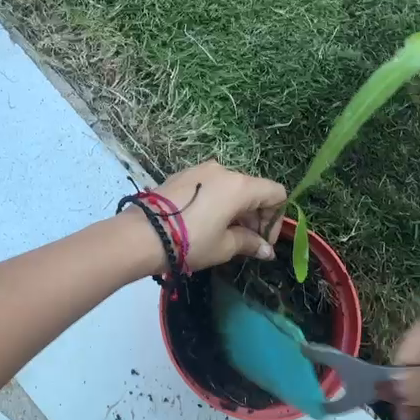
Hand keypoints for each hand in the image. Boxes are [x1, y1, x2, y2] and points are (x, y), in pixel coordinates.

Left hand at [145, 161, 285, 271]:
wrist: (143, 234)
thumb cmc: (191, 241)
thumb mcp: (224, 246)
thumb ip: (250, 243)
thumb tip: (266, 250)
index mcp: (239, 185)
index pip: (275, 193)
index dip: (276, 218)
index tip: (263, 241)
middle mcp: (222, 170)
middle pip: (253, 189)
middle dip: (255, 216)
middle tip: (246, 243)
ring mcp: (200, 169)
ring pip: (230, 187)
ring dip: (236, 209)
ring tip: (224, 235)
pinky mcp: (182, 175)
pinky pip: (210, 186)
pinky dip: (216, 202)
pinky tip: (204, 223)